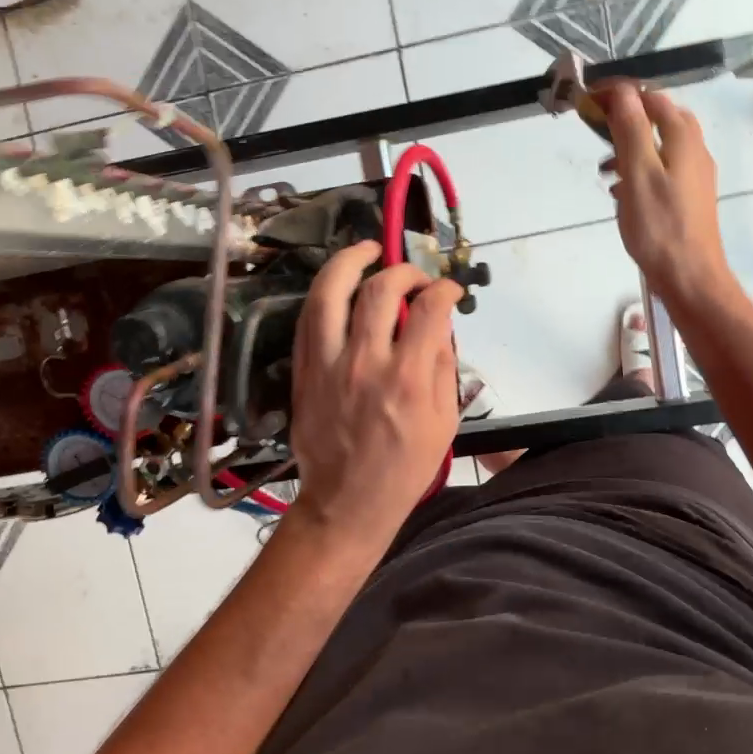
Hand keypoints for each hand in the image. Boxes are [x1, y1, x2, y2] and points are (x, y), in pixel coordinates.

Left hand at [288, 241, 463, 547]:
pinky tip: (340, 286)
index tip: (450, 290)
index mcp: (408, 379)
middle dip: (404, 270)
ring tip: (366, 251)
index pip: (429, 308)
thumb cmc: (405, 469)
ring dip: (350, 262)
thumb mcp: (444, 423)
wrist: (347, 502)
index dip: (444, 288)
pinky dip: (326, 295)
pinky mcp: (303, 372)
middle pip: (381, 290)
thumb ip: (441, 367)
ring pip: (331, 293)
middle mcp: (365, 363)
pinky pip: (309, 320)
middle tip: (415, 277)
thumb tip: (437, 324)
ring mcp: (327, 365)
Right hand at [600, 84, 728, 299]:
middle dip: (627, 117)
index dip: (619, 93)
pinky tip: (622, 193)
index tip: (588, 100)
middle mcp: (695, 150)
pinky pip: (662, 170)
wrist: (690, 277)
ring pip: (660, 146)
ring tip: (605, 168)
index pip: (650, 97)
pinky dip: (639, 170)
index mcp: (683, 137)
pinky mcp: (689, 198)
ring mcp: (695, 175)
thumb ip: (630, 128)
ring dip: (631, 147)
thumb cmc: (660, 227)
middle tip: (597, 130)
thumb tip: (621, 90)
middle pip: (660, 117)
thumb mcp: (638, 173)